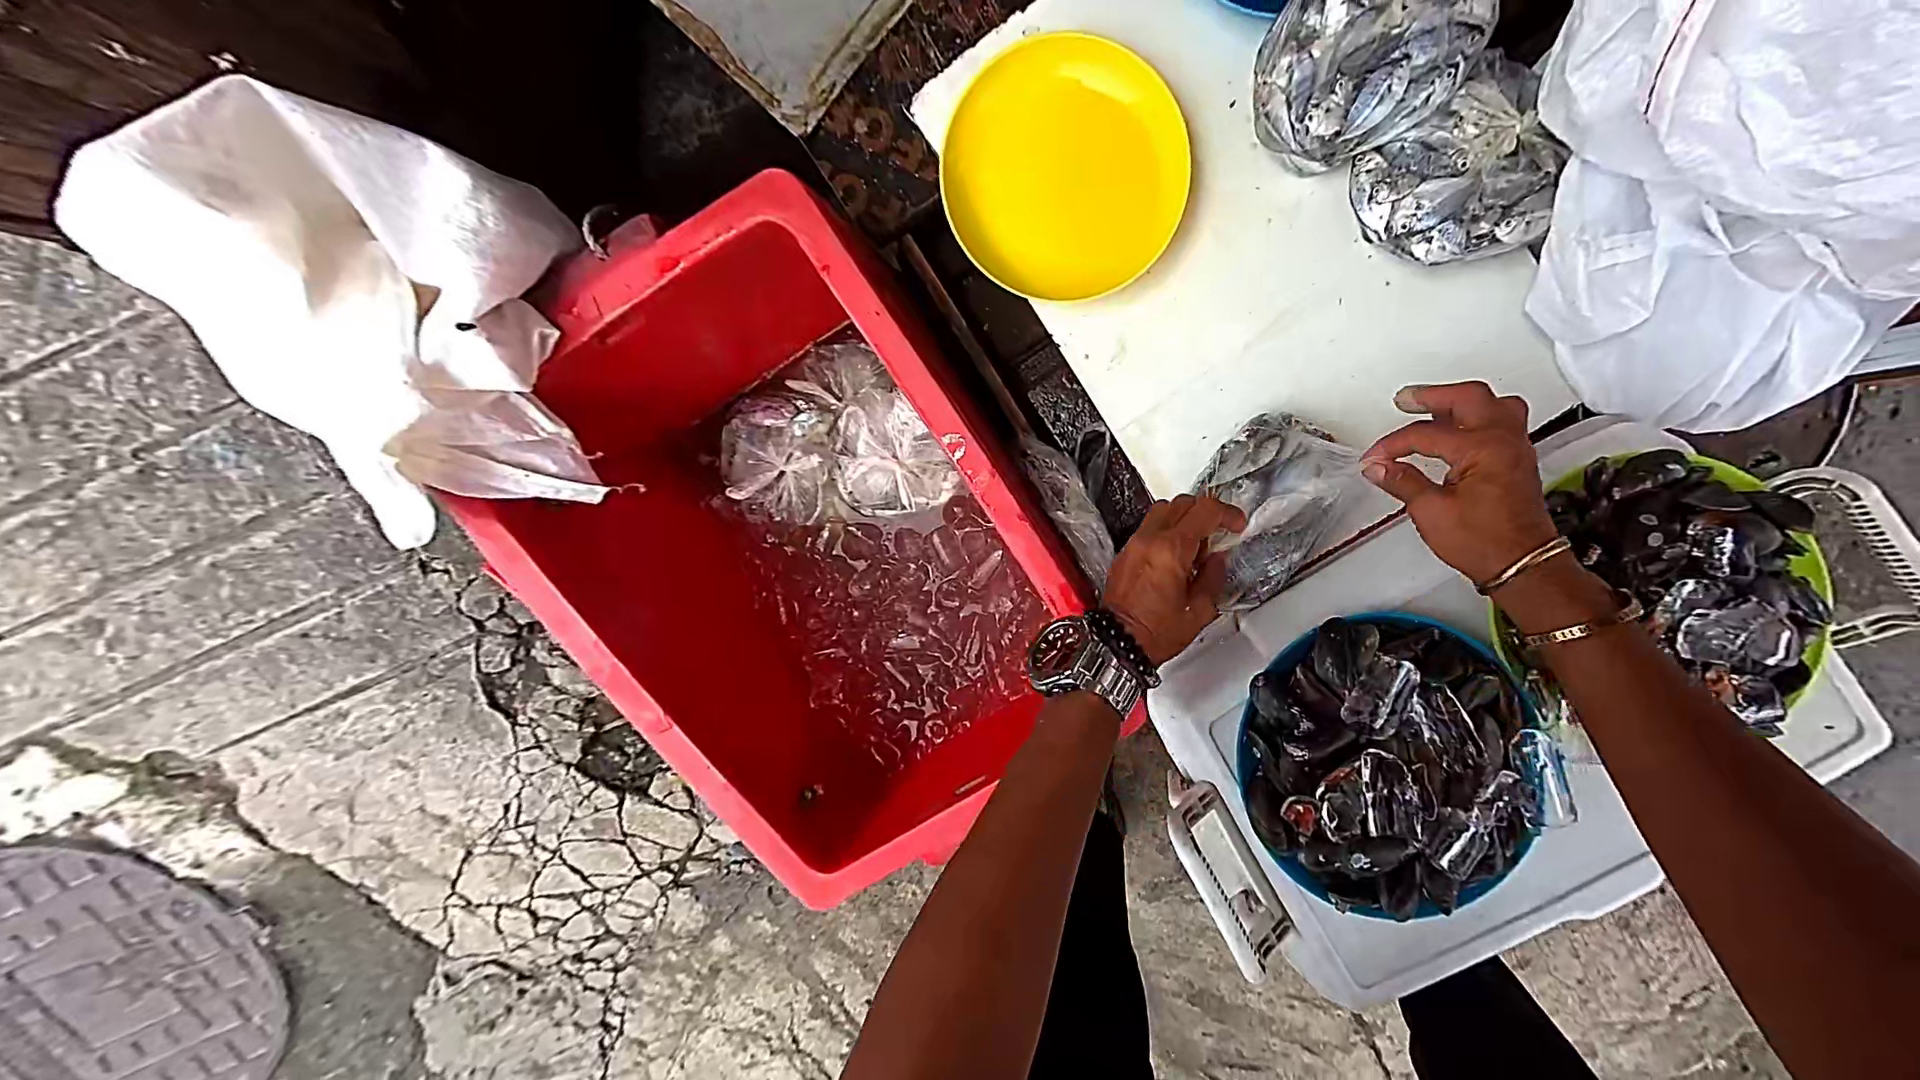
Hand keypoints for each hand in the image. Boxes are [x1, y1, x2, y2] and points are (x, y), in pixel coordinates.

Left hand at [1102, 495, 1246, 665]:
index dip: (1227, 513)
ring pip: (1161, 511)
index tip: (1236, 524)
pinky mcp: (1124, 554)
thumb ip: (1213, 576)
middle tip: (1219, 533)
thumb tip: (1217, 559)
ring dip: (1183, 519)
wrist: (1118, 642)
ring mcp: (1133, 545)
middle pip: (1181, 503)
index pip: (1204, 510)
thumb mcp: (1199, 609)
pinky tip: (1175, 556)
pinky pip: (1147, 529)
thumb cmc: (1154, 632)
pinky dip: (1165, 532)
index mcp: (1171, 550)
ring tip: (1196, 547)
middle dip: (1205, 512)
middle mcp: (1148, 540)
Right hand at [1359, 382, 1559, 585]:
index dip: (1393, 445)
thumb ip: (1403, 482)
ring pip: (1492, 404)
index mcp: (1482, 450)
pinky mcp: (1517, 459)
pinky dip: (1476, 415)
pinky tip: (1457, 427)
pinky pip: (1502, 420)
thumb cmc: (1481, 541)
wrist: (1521, 563)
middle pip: (1469, 398)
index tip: (1373, 459)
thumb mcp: (1430, 511)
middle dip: (1432, 396)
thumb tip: (1377, 466)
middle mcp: (1504, 441)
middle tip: (1405, 400)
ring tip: (1432, 406)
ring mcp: (1515, 448)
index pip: (1426, 434)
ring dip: (1460, 401)